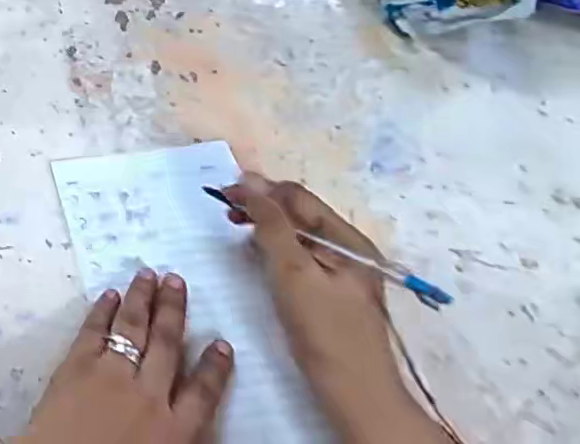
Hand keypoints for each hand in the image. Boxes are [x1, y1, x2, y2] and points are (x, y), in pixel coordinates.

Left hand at [17, 269, 233, 443]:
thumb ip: (178, 439)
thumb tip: (190, 425)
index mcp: (173, 434)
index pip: (202, 395)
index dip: (214, 369)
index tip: (223, 343)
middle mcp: (147, 396)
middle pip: (166, 344)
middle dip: (173, 310)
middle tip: (177, 279)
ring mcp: (110, 375)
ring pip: (132, 327)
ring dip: (141, 298)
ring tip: (148, 273)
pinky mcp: (77, 364)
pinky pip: (94, 329)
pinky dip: (103, 309)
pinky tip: (110, 294)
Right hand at [224, 176, 446, 443]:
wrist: (356, 399)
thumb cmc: (325, 331)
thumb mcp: (292, 270)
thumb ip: (270, 223)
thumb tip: (248, 181)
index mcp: (349, 239)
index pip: (297, 196)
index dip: (259, 190)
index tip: (224, 194)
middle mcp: (348, 249)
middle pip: (297, 212)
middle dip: (260, 206)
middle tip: (227, 211)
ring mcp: (340, 271)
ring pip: (295, 233)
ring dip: (264, 226)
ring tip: (237, 229)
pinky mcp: (329, 291)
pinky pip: (297, 255)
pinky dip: (273, 248)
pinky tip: (257, 255)